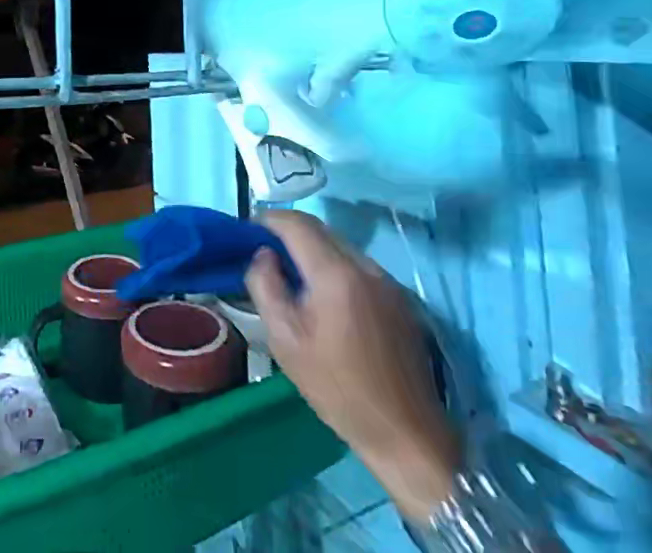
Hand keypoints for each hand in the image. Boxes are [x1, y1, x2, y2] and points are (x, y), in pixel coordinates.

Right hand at [245, 210, 459, 521]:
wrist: (404, 432)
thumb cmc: (336, 387)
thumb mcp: (284, 339)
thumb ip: (266, 286)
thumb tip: (262, 255)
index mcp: (336, 274)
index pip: (298, 224)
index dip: (269, 219)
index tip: (247, 229)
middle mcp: (366, 267)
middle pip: (322, 230)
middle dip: (290, 232)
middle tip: (263, 249)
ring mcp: (389, 282)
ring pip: (342, 246)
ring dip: (313, 249)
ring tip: (290, 272)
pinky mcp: (401, 299)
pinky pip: (359, 267)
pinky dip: (334, 266)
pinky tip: (323, 294)